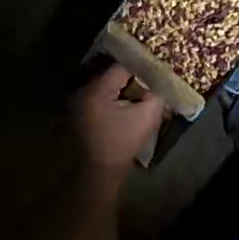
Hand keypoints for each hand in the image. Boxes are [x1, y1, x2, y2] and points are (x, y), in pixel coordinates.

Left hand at [70, 64, 166, 189]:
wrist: (99, 173)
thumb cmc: (123, 143)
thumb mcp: (148, 115)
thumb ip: (156, 91)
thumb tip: (160, 77)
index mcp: (97, 90)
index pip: (123, 66)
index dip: (141, 66)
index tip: (156, 67)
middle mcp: (83, 90)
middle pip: (113, 72)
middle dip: (133, 74)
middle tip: (152, 76)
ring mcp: (78, 101)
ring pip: (107, 83)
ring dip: (124, 84)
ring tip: (142, 87)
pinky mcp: (80, 111)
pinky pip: (101, 93)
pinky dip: (115, 93)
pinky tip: (128, 100)